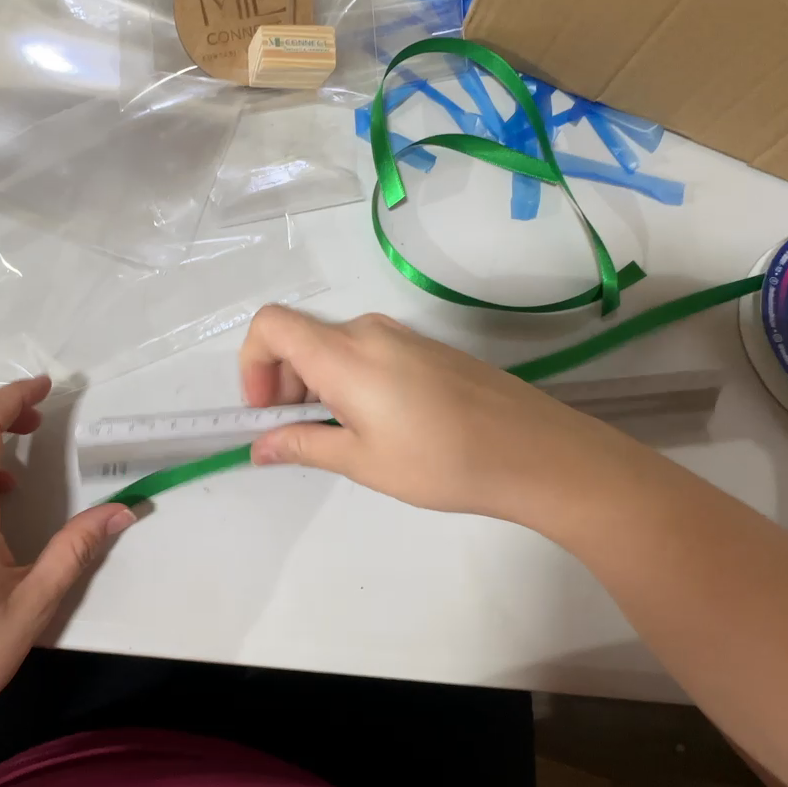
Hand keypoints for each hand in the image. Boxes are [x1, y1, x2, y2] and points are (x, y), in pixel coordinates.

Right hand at [240, 306, 653, 528]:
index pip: (270, 325)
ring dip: (314, 384)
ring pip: (331, 346)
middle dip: (281, 382)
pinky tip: (376, 423)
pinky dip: (346, 380)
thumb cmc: (440, 461)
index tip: (266, 410)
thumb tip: (259, 447)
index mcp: (343, 354)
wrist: (535, 452)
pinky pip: (364, 352)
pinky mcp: (424, 348)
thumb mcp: (361, 460)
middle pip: (299, 338)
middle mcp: (367, 332)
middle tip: (297, 433)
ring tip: (339, 435)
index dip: (252, 364)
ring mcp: (400, 336)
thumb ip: (302, 444)